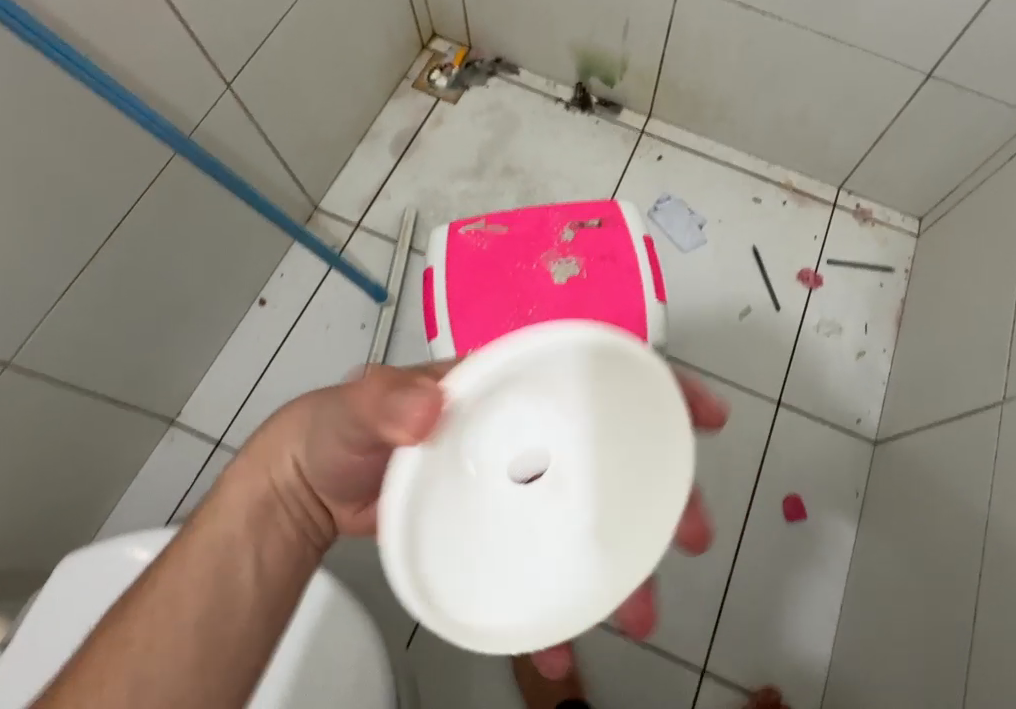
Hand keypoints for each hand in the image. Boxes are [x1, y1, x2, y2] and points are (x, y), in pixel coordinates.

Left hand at [230, 361, 730, 676]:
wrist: (314, 485)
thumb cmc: (346, 427)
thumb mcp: (362, 403)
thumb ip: (386, 398)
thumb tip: (429, 406)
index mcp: (513, 385)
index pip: (599, 373)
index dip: (659, 386)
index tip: (701, 413)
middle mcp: (529, 430)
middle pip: (616, 452)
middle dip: (664, 489)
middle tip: (687, 532)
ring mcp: (519, 481)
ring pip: (592, 514)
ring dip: (626, 558)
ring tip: (639, 604)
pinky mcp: (502, 527)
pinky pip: (547, 561)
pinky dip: (562, 601)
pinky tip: (562, 642)